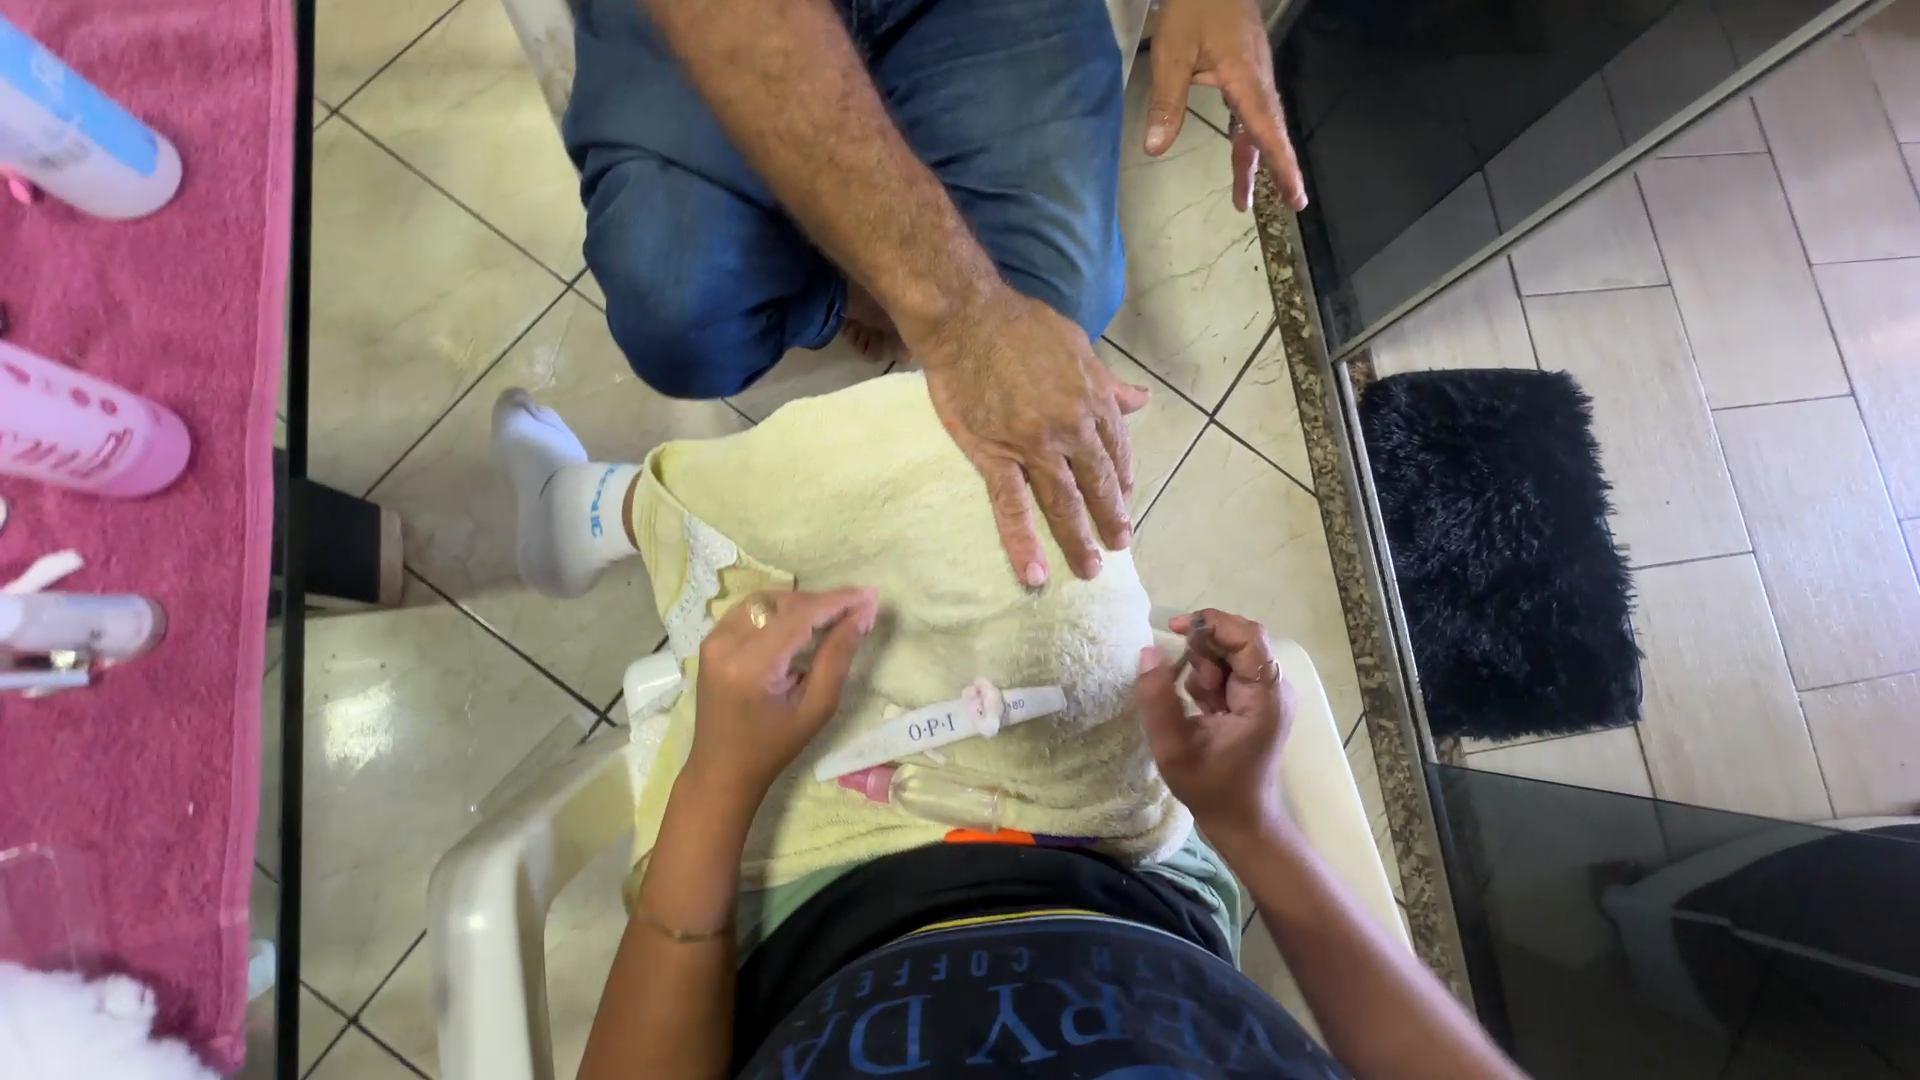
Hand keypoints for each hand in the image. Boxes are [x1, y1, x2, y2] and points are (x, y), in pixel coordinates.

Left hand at [688, 587, 879, 797]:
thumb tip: (862, 614)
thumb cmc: (774, 746)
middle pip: (784, 603)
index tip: (870, 595)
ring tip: (832, 614)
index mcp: (751, 666)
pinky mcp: (712, 639)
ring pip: (767, 600)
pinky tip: (801, 620)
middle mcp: (726, 643)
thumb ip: (838, 656)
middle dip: (823, 601)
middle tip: (857, 607)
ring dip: (802, 602)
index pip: (800, 617)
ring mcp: (714, 639)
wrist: (722, 768)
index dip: (837, 602)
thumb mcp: (816, 707)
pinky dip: (780, 608)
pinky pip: (751, 608)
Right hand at [915, 284, 1149, 584]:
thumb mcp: (1078, 347)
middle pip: (1097, 484)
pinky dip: (1023, 541)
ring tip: (1089, 570)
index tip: (1123, 500)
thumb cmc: (1022, 325)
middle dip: (1111, 519)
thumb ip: (1108, 382)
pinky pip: (1011, 506)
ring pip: (1062, 502)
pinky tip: (1034, 571)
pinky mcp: (994, 457)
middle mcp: (1071, 429)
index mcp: (1094, 401)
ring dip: (1078, 540)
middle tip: (1119, 547)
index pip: (1116, 451)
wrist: (966, 318)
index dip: (1121, 480)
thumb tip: (1140, 401)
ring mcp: (1033, 447)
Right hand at [1136, 608, 1296, 839]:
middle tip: (1183, 684)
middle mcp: (1274, 689)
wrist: (1242, 822)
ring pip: (1232, 653)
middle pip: (1239, 640)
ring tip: (1195, 704)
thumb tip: (1148, 652)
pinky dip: (1208, 679)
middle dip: (1203, 652)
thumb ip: (1158, 700)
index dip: (1212, 623)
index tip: (1174, 631)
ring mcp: (1269, 694)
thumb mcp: (1173, 748)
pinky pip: (1231, 670)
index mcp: (1264, 698)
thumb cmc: (1212, 788)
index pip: (1248, 637)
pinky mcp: (1259, 701)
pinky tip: (1202, 709)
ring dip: (1204, 667)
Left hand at [1145, 0, 1307, 211]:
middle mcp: (1257, 80)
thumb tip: (1156, 148)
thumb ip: (1166, 102)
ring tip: (1246, 197)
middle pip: (1270, 132)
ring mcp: (1253, 74)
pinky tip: (1244, 155)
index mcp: (1245, 79)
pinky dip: (1250, 138)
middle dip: (1279, 169)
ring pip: (1259, 125)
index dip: (1282, 165)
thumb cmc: (1193, 6)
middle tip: (1290, 204)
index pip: (1266, 131)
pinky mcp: (1245, 69)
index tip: (1296, 195)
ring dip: (1257, 160)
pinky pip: (1251, 111)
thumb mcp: (1172, 54)